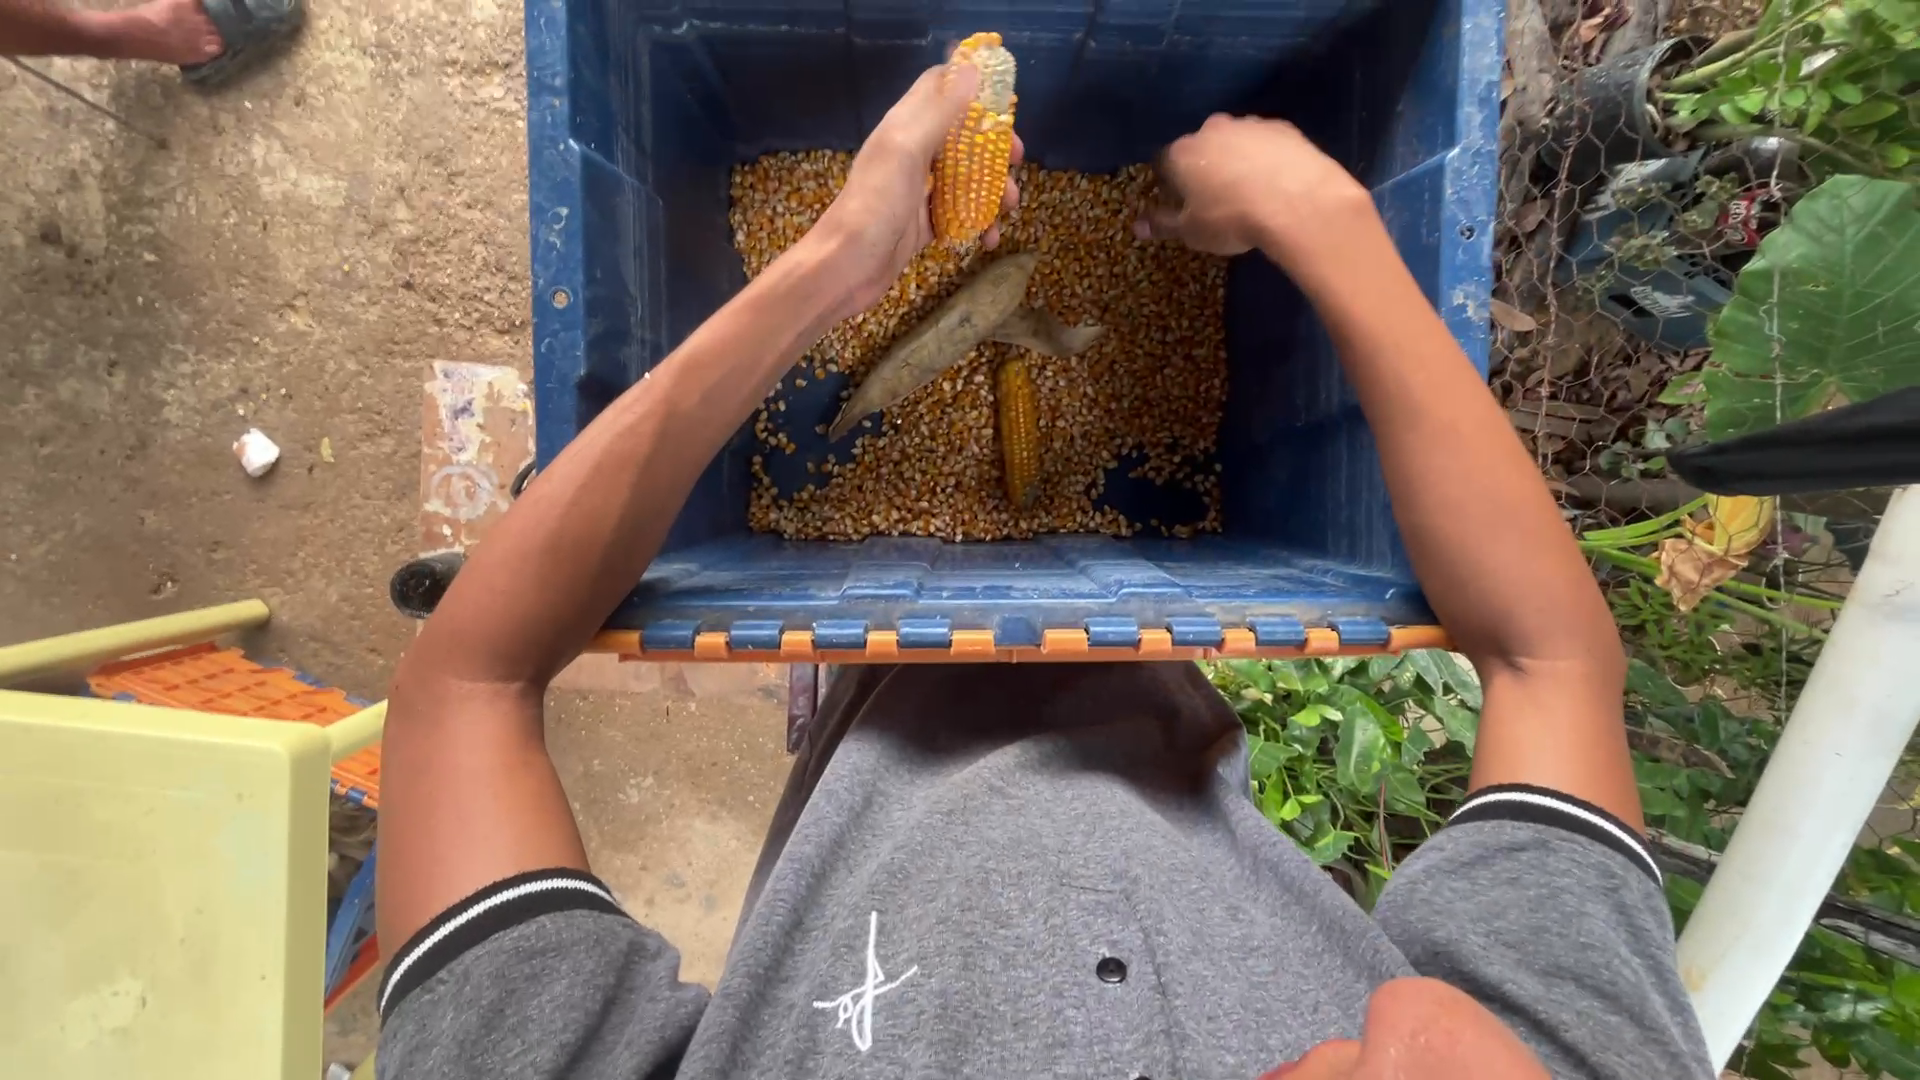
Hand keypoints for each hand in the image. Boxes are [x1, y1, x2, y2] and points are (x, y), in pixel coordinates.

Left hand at [808, 62, 1022, 317]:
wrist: (848, 265)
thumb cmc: (876, 204)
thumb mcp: (907, 149)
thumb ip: (940, 111)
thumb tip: (971, 68)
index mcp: (906, 126)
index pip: (940, 88)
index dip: (972, 89)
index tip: (1004, 104)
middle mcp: (912, 153)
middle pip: (961, 136)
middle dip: (992, 147)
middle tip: (1016, 161)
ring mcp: (918, 191)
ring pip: (964, 179)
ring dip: (991, 190)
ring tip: (1011, 208)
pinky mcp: (923, 225)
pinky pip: (958, 217)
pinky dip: (977, 224)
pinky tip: (988, 239)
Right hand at [1134, 114, 1375, 278]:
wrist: (1296, 202)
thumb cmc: (1229, 219)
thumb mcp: (1190, 231)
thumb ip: (1163, 224)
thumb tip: (1137, 226)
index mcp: (1182, 152)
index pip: (1163, 162)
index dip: (1168, 182)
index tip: (1176, 200)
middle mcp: (1212, 129)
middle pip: (1199, 147)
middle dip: (1201, 166)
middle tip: (1210, 196)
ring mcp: (1249, 124)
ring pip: (1232, 141)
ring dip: (1233, 160)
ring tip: (1244, 191)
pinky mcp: (1283, 128)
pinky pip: (1263, 143)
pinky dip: (1262, 158)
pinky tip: (1270, 182)